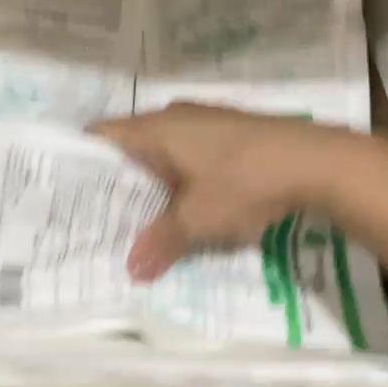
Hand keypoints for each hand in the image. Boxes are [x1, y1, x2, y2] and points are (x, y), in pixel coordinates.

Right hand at [91, 103, 372, 280]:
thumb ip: (161, 242)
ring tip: (142, 210)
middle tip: (102, 209)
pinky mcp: (233, 129)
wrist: (318, 161)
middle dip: (117, 175)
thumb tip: (131, 271)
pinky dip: (182, 172)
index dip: (81, 158)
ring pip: (163, 147)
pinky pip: (191, 149)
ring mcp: (206, 118)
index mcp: (154, 129)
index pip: (101, 134)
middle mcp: (174, 115)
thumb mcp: (198, 220)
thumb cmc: (244, 183)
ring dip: (153, 175)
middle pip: (130, 142)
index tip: (68, 188)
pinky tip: (189, 198)